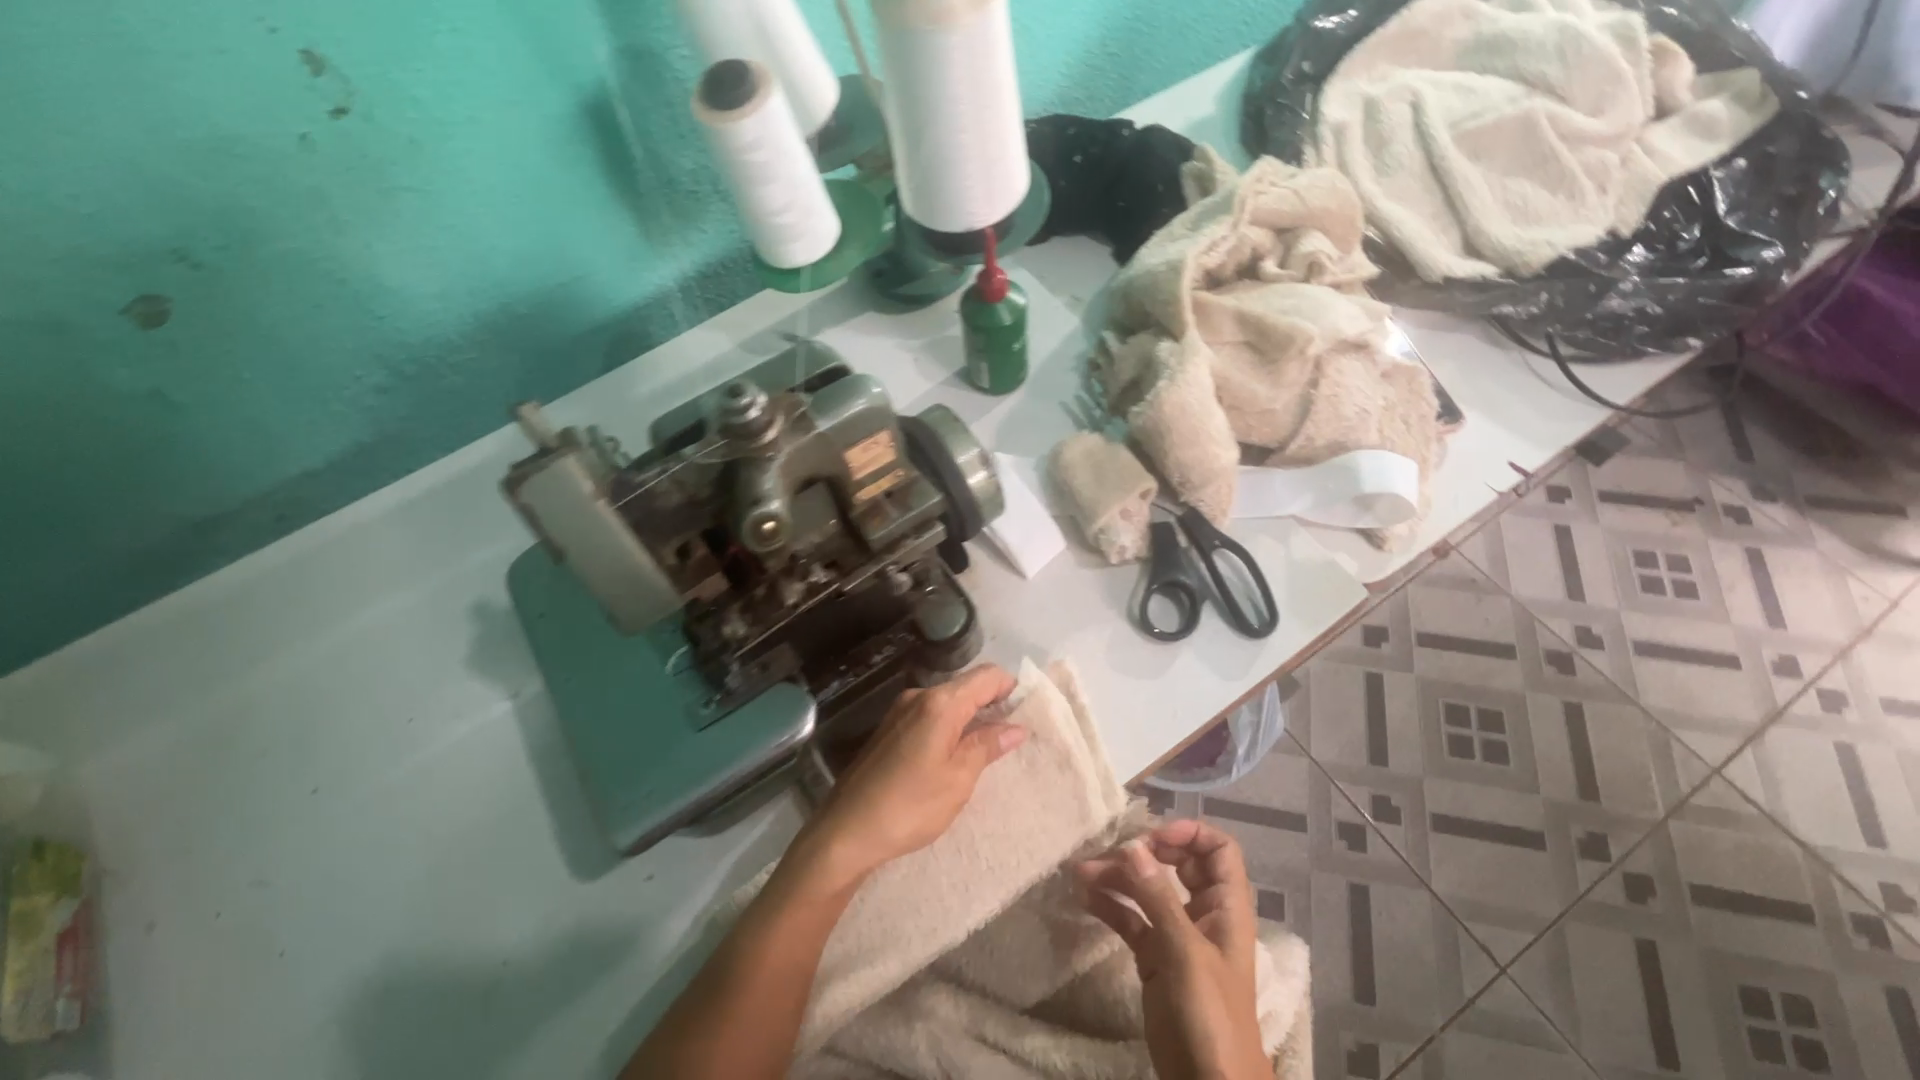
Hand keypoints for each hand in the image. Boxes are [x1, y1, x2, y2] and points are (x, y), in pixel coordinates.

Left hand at [796, 665, 1026, 888]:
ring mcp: (900, 712)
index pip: (987, 676)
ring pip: (948, 703)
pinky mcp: (889, 730)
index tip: (1029, 713)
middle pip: (967, 686)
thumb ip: (987, 746)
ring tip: (989, 751)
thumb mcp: (958, 779)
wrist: (846, 831)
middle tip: (1015, 736)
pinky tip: (955, 756)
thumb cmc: (909, 807)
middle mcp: (918, 697)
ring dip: (971, 719)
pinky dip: (949, 728)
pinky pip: (930, 717)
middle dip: (993, 705)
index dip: (1012, 689)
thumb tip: (1015, 727)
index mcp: (940, 703)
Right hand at [1073, 820, 1267, 1079]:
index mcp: (1227, 907)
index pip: (1218, 850)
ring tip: (1080, 872)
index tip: (1151, 837)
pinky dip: (1110, 906)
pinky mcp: (1154, 958)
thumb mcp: (1185, 952)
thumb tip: (1132, 846)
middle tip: (1110, 853)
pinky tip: (1085, 898)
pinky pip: (1131, 921)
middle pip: (1178, 865)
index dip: (1189, 834)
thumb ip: (1159, 897)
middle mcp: (1203, 914)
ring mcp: (1177, 936)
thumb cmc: (1210, 1013)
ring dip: (1117, 878)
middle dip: (1143, 853)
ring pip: (1148, 892)